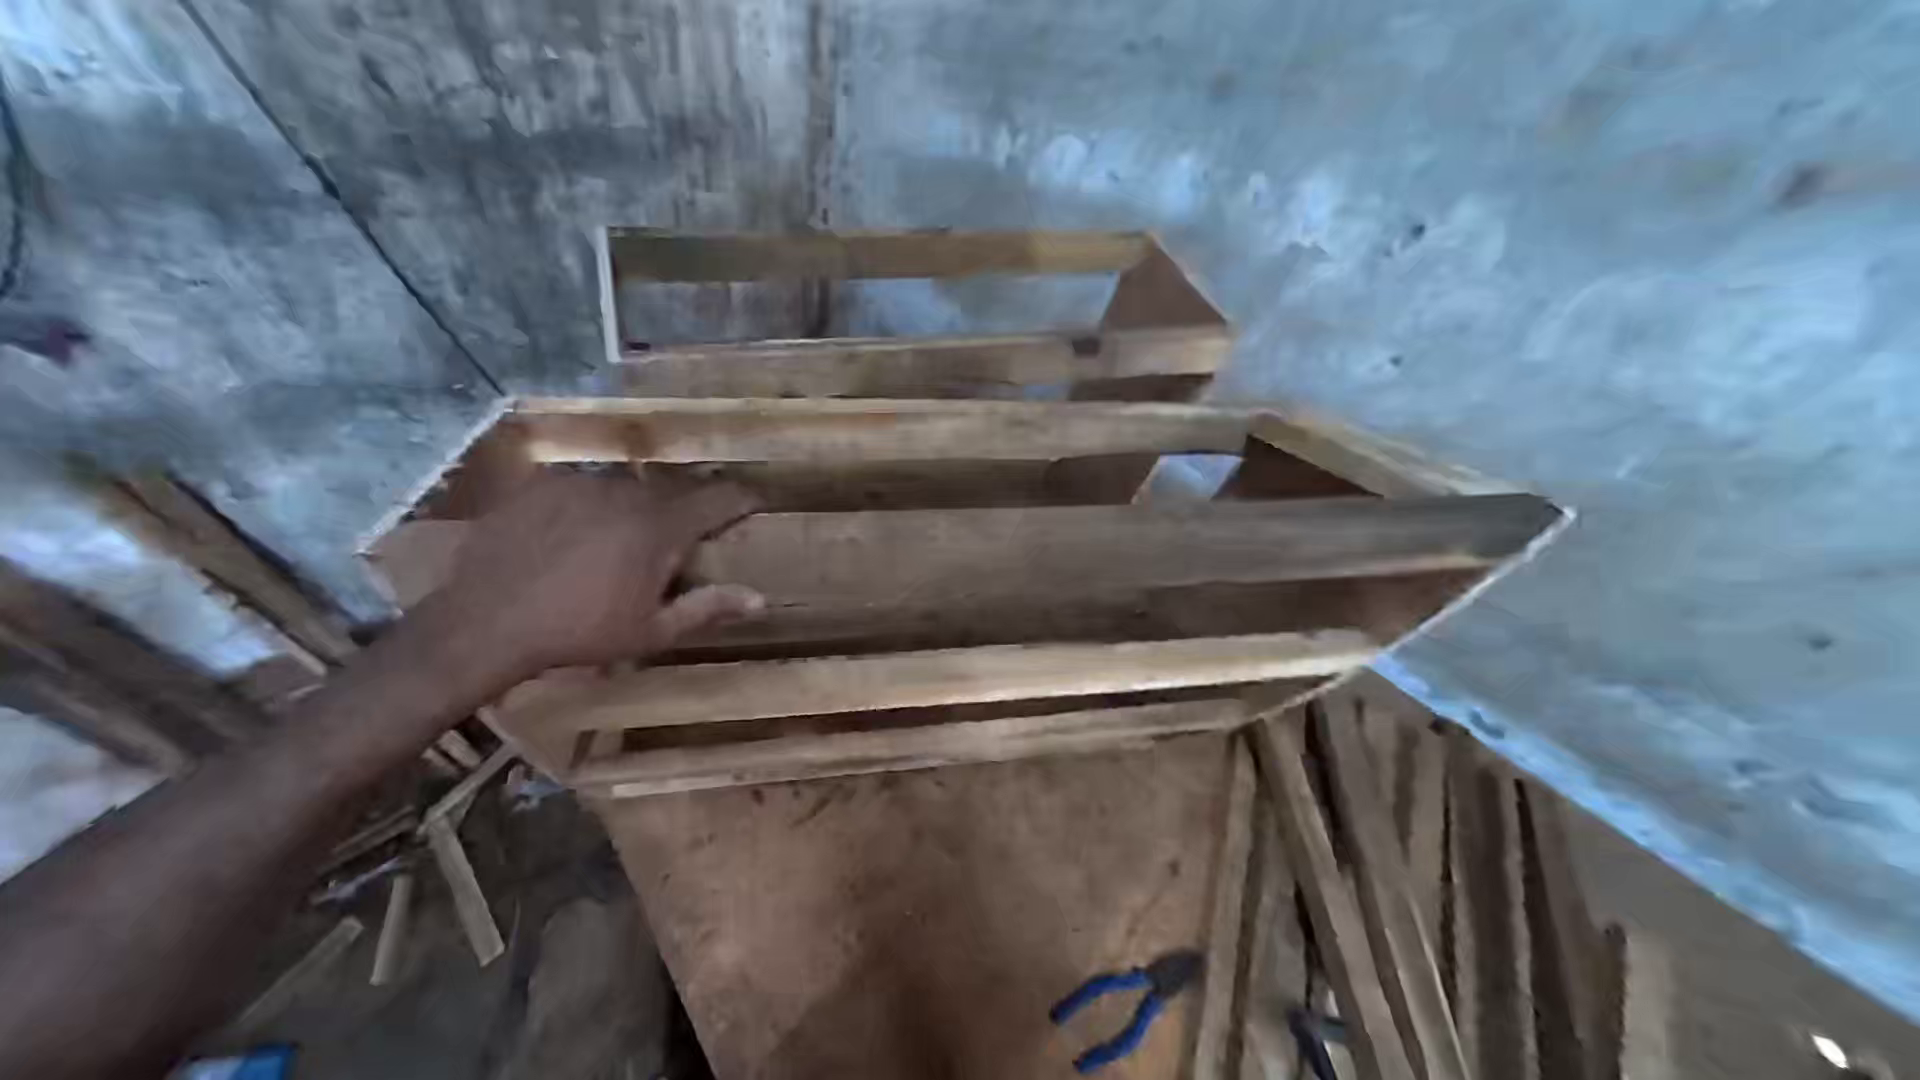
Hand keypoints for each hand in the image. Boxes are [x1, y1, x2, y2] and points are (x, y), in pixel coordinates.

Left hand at [427, 472, 762, 682]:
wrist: (484, 624)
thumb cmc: (579, 633)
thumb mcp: (651, 632)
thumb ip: (708, 608)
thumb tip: (760, 598)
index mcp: (661, 526)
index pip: (720, 497)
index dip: (743, 499)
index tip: (757, 504)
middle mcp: (626, 492)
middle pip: (674, 490)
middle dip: (686, 511)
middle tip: (680, 541)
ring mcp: (581, 483)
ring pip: (628, 487)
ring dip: (638, 508)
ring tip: (622, 542)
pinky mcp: (542, 484)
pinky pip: (584, 486)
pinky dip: (594, 505)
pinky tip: (577, 535)